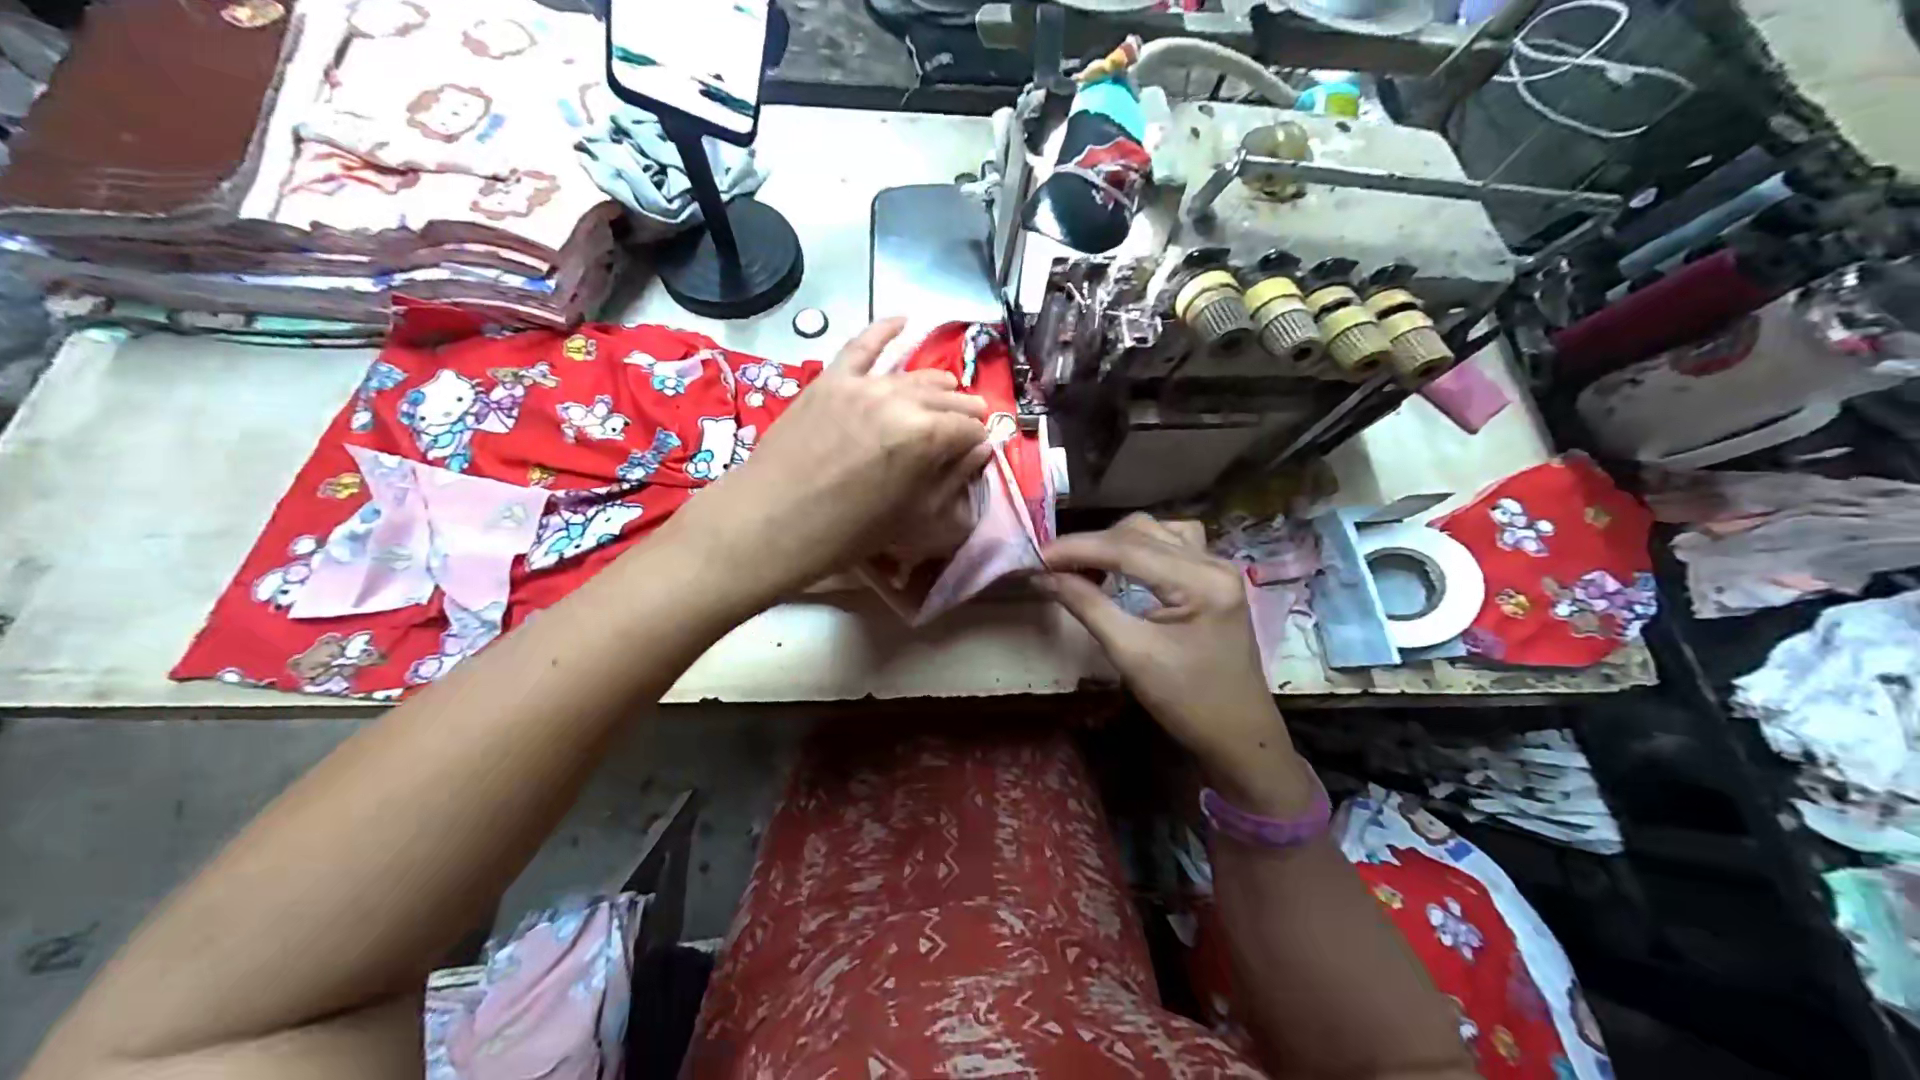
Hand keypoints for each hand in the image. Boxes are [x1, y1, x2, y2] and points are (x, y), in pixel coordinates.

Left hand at [676, 318, 990, 599]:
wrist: (772, 522)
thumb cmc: (848, 533)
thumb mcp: (913, 517)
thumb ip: (953, 478)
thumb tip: (981, 448)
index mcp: (926, 436)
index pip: (971, 428)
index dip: (977, 442)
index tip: (973, 455)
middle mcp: (900, 399)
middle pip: (948, 396)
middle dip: (963, 413)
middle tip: (963, 431)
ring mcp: (862, 384)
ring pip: (915, 375)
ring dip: (937, 385)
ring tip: (946, 394)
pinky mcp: (831, 379)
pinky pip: (862, 346)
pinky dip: (884, 331)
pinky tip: (904, 321)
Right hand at [1040, 514, 1316, 815]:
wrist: (1238, 734)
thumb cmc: (1187, 702)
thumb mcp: (1131, 654)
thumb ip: (1087, 605)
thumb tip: (1044, 575)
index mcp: (1202, 581)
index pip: (1127, 549)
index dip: (1076, 548)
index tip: (1036, 556)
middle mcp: (1213, 562)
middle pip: (1140, 532)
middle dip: (1091, 544)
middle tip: (1051, 564)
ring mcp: (1217, 566)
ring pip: (1154, 532)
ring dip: (1113, 542)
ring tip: (1080, 564)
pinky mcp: (1212, 577)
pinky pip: (1169, 544)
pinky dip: (1137, 548)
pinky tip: (1119, 564)